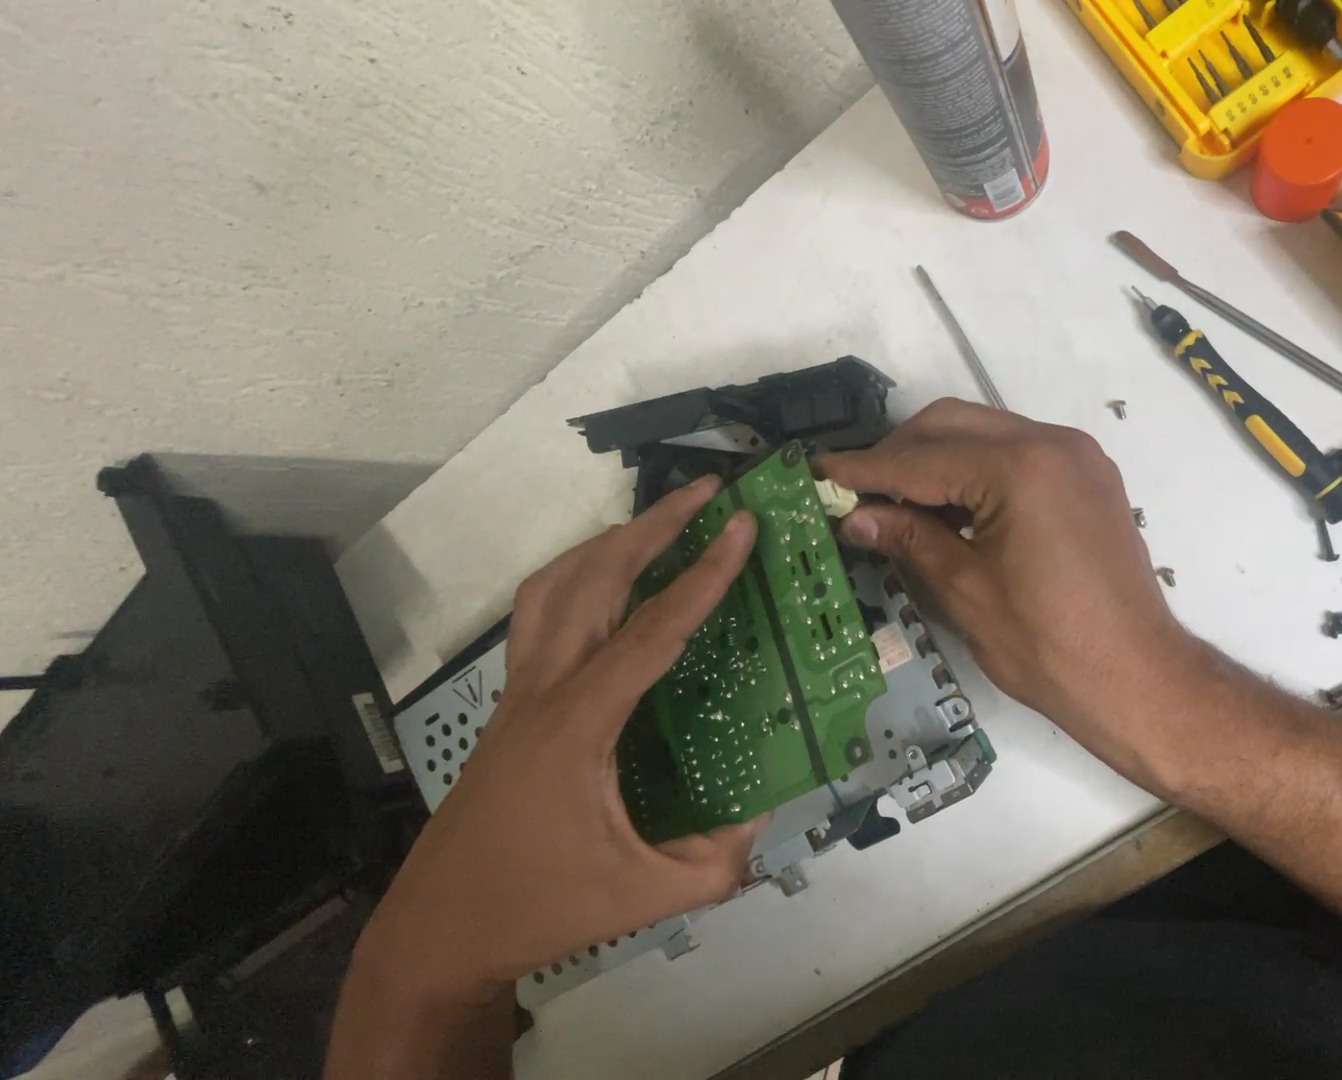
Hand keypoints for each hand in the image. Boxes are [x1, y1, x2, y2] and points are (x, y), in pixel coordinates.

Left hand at [349, 476, 763, 1007]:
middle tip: (707, 492)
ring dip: (609, 542)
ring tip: (661, 520)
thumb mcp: (650, 895)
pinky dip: (577, 575)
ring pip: (554, 585)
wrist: (440, 932)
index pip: (651, 630)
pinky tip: (607, 582)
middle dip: (653, 525)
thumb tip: (769, 809)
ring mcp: (519, 690)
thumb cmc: (543, 907)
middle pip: (593, 579)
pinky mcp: (512, 701)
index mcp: (580, 724)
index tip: (740, 526)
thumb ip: (721, 858)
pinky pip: (540, 613)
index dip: (703, 574)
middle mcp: (544, 689)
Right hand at [820, 400, 1203, 778]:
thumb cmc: (1047, 645)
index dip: (867, 469)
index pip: (923, 458)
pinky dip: (978, 469)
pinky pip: (1019, 452)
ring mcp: (1078, 456)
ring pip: (987, 432)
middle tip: (860, 492)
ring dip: (938, 459)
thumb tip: (855, 516)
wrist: (1136, 678)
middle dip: (901, 453)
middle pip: (954, 424)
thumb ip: (909, 538)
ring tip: (899, 503)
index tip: (823, 471)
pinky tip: (951, 506)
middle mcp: (1054, 442)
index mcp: (1021, 468)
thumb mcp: (966, 590)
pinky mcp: (1090, 476)